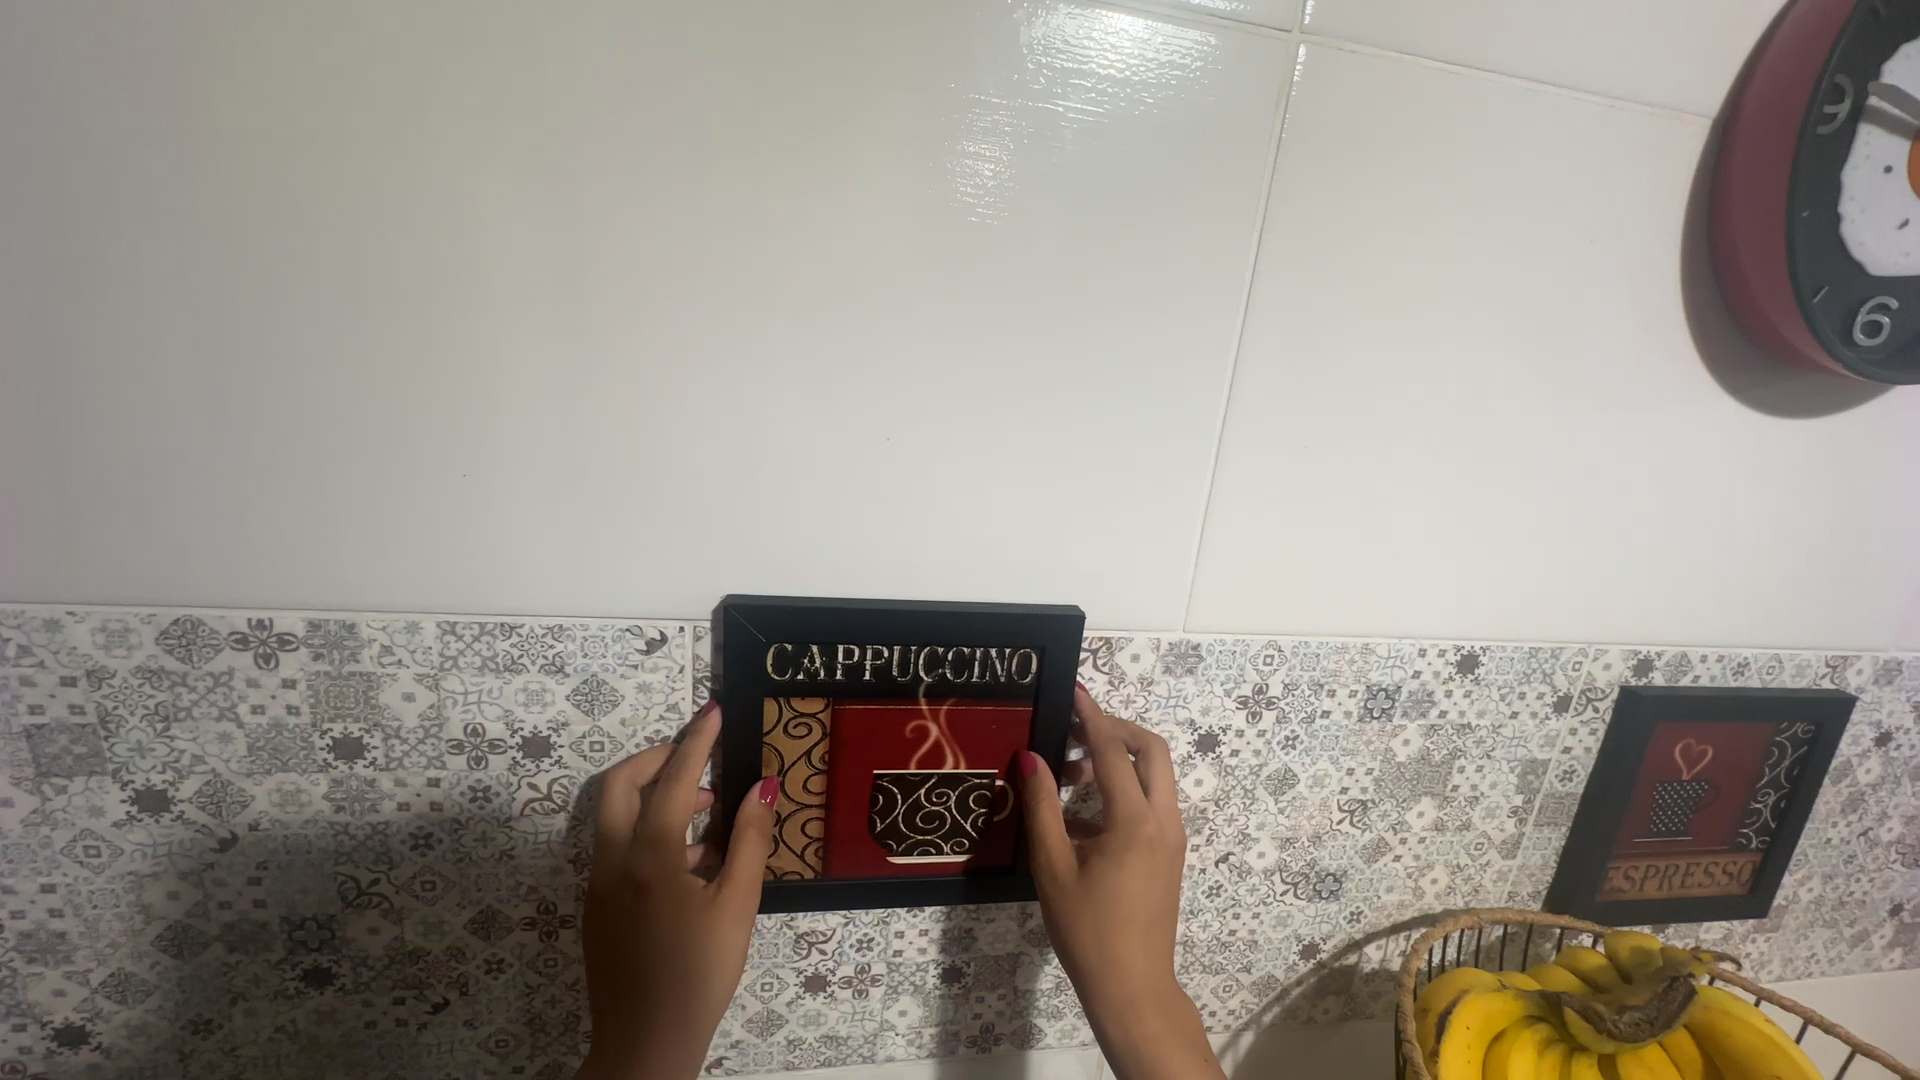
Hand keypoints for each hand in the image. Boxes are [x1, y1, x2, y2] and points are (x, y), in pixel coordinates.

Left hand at [577, 706, 774, 1079]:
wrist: (644, 1044)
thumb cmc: (700, 971)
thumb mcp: (738, 903)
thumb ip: (751, 839)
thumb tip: (764, 785)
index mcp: (651, 856)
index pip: (674, 779)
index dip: (696, 742)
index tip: (713, 711)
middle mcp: (614, 860)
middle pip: (620, 785)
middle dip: (656, 759)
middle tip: (696, 756)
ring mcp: (598, 885)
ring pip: (614, 816)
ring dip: (654, 796)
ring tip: (708, 811)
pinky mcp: (596, 907)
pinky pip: (617, 847)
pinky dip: (648, 830)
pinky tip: (690, 860)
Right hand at [1017, 686, 1224, 1079]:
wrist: (1133, 988)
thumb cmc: (1087, 930)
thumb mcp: (1052, 867)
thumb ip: (1041, 806)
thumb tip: (1031, 756)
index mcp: (1135, 821)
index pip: (1114, 750)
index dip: (1092, 716)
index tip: (1074, 690)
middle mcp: (1163, 820)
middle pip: (1151, 750)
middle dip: (1115, 729)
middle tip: (1075, 728)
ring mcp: (1172, 837)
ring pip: (1155, 775)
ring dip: (1118, 759)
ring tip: (1069, 771)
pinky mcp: (1169, 852)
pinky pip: (1151, 801)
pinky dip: (1123, 788)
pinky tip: (1080, 814)